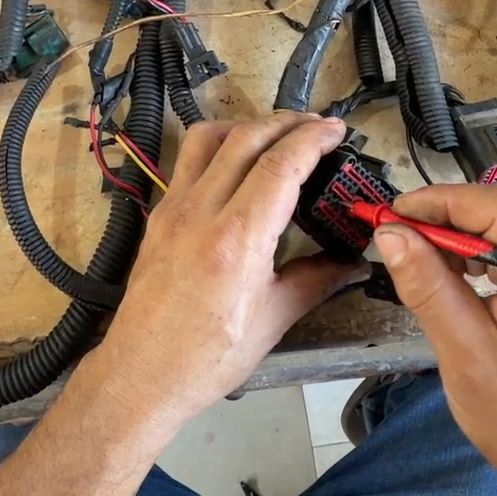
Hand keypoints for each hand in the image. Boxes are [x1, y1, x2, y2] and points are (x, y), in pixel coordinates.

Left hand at [80, 113, 369, 431]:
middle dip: (286, 123)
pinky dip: (219, 145)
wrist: (142, 372)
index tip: (336, 128)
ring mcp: (174, 207)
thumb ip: (317, 280)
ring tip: (277, 134)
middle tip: (317, 125)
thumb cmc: (208, 356)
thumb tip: (354, 262)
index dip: (312, 139)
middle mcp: (201, 211)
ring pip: (208, 137)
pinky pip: (188, 159)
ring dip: (248, 125)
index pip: (279, 166)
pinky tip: (237, 162)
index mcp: (236, 239)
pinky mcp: (159, 213)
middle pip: (245, 139)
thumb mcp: (273, 319)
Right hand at [375, 185, 496, 495]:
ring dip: (464, 239)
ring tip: (426, 264)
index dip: (441, 200)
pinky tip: (461, 279)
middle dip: (447, 221)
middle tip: (401, 240)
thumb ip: (429, 288)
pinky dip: (485, 257)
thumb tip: (392, 234)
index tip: (396, 213)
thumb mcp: (466, 357)